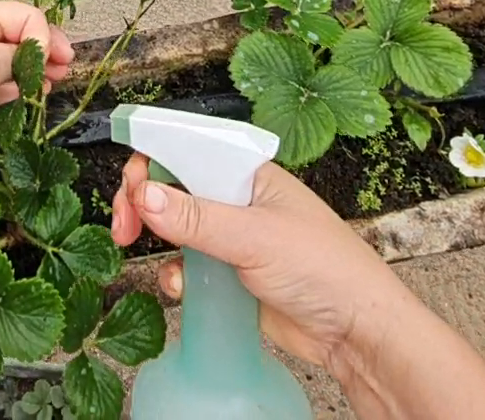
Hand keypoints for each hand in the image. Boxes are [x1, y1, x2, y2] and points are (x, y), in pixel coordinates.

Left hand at [0, 1, 71, 171]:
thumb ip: (16, 55)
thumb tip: (38, 55)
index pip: (19, 15)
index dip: (42, 31)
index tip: (56, 54)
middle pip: (17, 38)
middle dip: (43, 49)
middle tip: (65, 65)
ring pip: (11, 65)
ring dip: (34, 71)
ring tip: (52, 81)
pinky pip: (0, 89)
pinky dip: (17, 90)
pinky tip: (31, 93)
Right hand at [110, 154, 416, 375]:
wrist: (360, 335)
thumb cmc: (326, 269)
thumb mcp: (256, 237)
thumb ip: (197, 217)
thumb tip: (144, 195)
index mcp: (245, 171)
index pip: (185, 149)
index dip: (151, 162)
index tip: (130, 188)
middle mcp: (235, 197)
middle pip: (172, 185)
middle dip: (142, 200)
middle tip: (123, 226)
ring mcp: (231, 236)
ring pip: (175, 224)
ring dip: (151, 234)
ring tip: (134, 247)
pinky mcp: (229, 274)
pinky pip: (187, 264)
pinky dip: (175, 274)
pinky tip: (180, 287)